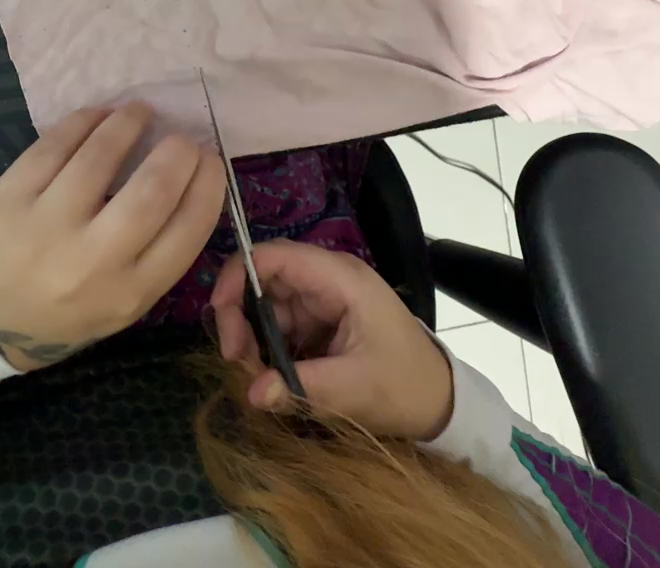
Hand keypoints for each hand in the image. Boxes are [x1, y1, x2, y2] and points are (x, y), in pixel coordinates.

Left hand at [0, 104, 227, 371]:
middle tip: (181, 137)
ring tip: (141, 112)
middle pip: (153, 190)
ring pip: (101, 156)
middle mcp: (92, 260)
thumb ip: (154, 255)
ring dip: (130, 124)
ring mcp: (47, 225)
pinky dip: (84, 122)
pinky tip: (99, 115)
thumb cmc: (59, 315)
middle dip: (178, 152)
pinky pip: (54, 146)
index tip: (210, 160)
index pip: (189, 228)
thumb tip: (186, 184)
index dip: (209, 184)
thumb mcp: (118, 306)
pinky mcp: (10, 197)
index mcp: (128, 293)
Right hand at [211, 240, 453, 439]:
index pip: (275, 256)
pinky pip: (279, 324)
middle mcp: (326, 279)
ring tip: (251, 375)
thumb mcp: (355, 389)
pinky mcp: (319, 320)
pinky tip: (266, 375)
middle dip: (240, 315)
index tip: (218, 314)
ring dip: (251, 336)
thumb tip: (251, 393)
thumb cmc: (405, 385)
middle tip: (235, 360)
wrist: (441, 402)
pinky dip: (266, 347)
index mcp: (339, 279)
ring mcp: (322, 298)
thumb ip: (300, 387)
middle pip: (264, 278)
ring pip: (267, 304)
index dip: (238, 276)